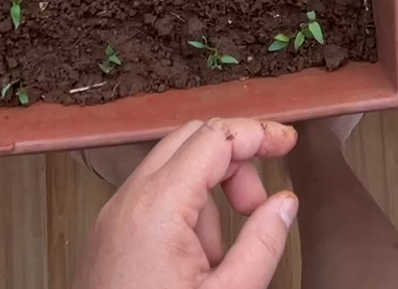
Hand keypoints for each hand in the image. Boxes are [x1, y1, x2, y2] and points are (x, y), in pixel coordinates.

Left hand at [74, 118, 299, 288]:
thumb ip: (262, 243)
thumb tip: (284, 203)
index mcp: (157, 206)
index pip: (216, 137)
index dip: (258, 133)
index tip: (288, 142)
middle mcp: (129, 200)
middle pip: (192, 139)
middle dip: (235, 159)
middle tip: (260, 203)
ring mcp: (113, 217)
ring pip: (175, 166)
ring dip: (211, 190)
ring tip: (224, 256)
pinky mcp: (109, 237)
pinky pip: (157, 197)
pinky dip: (187, 210)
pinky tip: (199, 263)